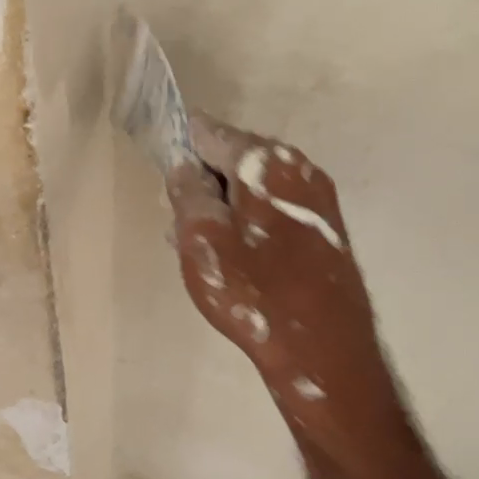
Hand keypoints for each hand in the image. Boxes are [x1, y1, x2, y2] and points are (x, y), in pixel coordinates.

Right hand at [166, 115, 401, 458]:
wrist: (319, 344)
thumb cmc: (251, 289)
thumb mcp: (201, 238)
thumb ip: (187, 193)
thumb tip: (183, 166)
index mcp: (266, 163)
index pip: (212, 134)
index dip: (181, 143)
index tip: (157, 154)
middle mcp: (298, 168)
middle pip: (236, 157)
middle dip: (202, 175)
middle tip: (171, 206)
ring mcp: (316, 198)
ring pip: (253, 186)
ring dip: (221, 201)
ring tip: (191, 233)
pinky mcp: (322, 228)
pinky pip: (270, 208)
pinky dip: (243, 218)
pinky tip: (226, 249)